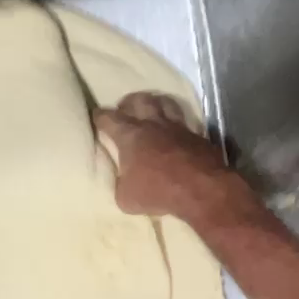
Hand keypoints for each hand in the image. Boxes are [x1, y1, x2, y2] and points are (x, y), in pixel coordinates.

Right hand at [94, 92, 256, 226]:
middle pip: (139, 100)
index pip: (109, 118)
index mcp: (130, 136)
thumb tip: (124, 181)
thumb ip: (122, 184)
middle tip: (124, 109)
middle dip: (128, 102)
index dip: (100, 117)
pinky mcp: (198, 136)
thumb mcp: (126, 197)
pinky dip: (177, 123)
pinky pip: (185, 122)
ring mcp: (178, 128)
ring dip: (156, 103)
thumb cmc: (157, 192)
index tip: (96, 118)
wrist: (201, 189)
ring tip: (152, 110)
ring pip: (165, 103)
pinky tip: (176, 131)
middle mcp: (153, 124)